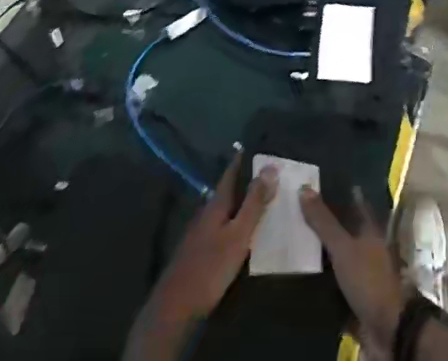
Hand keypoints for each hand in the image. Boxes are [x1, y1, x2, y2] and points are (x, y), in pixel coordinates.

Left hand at [157, 159, 276, 321]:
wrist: (178, 302)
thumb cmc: (211, 265)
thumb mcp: (238, 234)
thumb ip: (253, 203)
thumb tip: (270, 168)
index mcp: (216, 204)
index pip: (229, 175)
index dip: (239, 161)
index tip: (251, 146)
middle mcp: (207, 212)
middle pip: (227, 191)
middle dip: (243, 182)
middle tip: (265, 175)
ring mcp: (201, 231)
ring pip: (224, 210)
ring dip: (240, 203)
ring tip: (260, 201)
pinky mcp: (201, 249)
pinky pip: (222, 226)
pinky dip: (235, 221)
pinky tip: (244, 231)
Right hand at [300, 186, 406, 355]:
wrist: (387, 329)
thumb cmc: (369, 280)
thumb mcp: (343, 247)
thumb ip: (323, 221)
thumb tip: (303, 187)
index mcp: (370, 232)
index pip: (356, 204)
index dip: (341, 192)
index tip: (320, 182)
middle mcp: (367, 249)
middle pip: (344, 229)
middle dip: (324, 220)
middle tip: (297, 207)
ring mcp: (361, 272)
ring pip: (337, 254)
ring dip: (319, 248)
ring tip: (292, 235)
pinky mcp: (352, 294)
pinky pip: (331, 278)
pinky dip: (318, 274)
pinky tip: (299, 268)